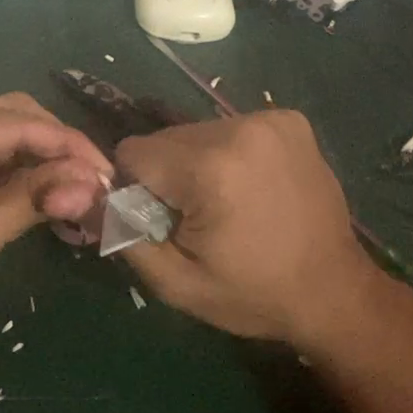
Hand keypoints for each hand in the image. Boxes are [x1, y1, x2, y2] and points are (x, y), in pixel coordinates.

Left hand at [0, 93, 110, 354]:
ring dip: (47, 160)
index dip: (65, 142)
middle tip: (97, 179)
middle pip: (13, 118)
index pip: (14, 121)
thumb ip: (33, 198)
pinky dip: (29, 176)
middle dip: (58, 144)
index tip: (105, 171)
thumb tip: (91, 182)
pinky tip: (58, 195)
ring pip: (9, 139)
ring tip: (85, 188)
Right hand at [115, 110, 383, 348]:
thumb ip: (120, 233)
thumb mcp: (175, 282)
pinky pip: (228, 126)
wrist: (335, 292)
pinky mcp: (289, 119)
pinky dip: (227, 152)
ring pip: (195, 131)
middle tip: (197, 217)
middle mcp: (239, 128)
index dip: (137, 188)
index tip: (164, 220)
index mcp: (210, 168)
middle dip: (167, 174)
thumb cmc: (252, 294)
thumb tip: (77, 192)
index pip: (133, 151)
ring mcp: (269, 118)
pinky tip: (249, 186)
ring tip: (227, 203)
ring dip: (195, 162)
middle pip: (165, 138)